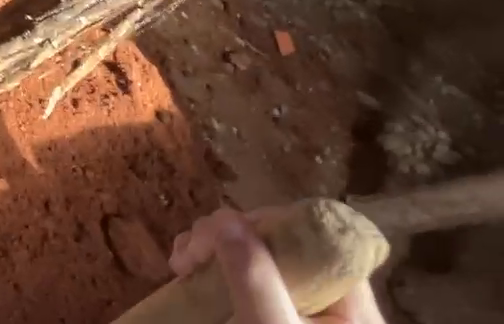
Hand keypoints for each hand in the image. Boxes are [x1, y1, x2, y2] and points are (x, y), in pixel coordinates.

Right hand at [169, 208, 383, 323]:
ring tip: (180, 264)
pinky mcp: (269, 311)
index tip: (218, 232)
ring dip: (208, 247)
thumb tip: (224, 216)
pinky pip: (239, 272)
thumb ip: (254, 277)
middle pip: (277, 241)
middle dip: (223, 235)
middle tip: (187, 253)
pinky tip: (187, 272)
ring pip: (251, 252)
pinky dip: (209, 264)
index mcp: (349, 305)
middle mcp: (327, 300)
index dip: (265, 222)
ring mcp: (296, 306)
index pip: (316, 238)